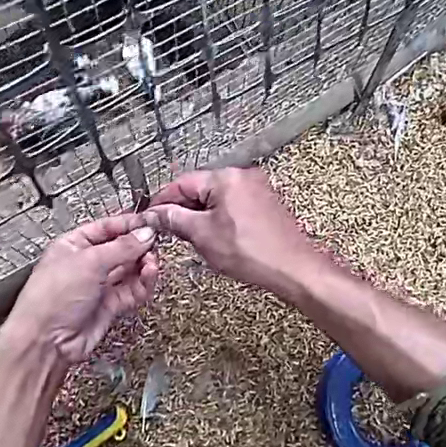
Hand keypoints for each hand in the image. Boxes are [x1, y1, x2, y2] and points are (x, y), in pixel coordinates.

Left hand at [3, 212, 158, 364]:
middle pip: (121, 248)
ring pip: (130, 270)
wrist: (47, 341)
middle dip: (139, 246)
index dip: (128, 224)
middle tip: (154, 244)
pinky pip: (132, 290)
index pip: (106, 227)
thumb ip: (122, 247)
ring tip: (152, 262)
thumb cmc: (50, 299)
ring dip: (144, 264)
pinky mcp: (109, 305)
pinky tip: (149, 275)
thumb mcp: (90, 261)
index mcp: (74, 245)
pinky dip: (143, 283)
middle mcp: (87, 264)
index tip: (149, 223)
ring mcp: (99, 285)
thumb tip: (144, 234)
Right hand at [141, 167, 321, 295]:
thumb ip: (174, 219)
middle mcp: (243, 177)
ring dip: (201, 216)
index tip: (152, 216)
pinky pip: (233, 207)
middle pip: (200, 188)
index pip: (182, 182)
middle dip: (182, 210)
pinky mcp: (264, 205)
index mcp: (226, 178)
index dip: (162, 201)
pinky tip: (217, 239)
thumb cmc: (255, 252)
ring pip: (216, 199)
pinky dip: (220, 220)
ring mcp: (256, 190)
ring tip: (195, 239)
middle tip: (169, 231)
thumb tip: (156, 213)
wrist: (293, 269)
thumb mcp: (202, 235)